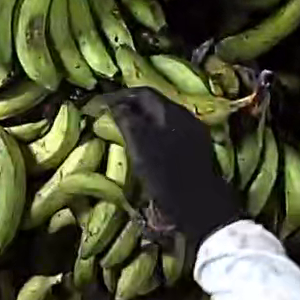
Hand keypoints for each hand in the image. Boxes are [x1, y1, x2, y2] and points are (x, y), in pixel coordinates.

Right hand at [106, 88, 242, 248]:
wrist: (199, 205)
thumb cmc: (165, 173)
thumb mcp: (139, 144)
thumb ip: (127, 120)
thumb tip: (116, 105)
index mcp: (171, 111)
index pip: (143, 93)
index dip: (119, 96)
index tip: (101, 105)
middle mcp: (186, 117)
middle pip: (155, 104)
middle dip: (131, 107)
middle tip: (111, 116)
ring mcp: (195, 134)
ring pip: (164, 120)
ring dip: (143, 122)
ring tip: (125, 131)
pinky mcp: (198, 151)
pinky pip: (171, 133)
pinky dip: (154, 134)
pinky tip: (146, 147)